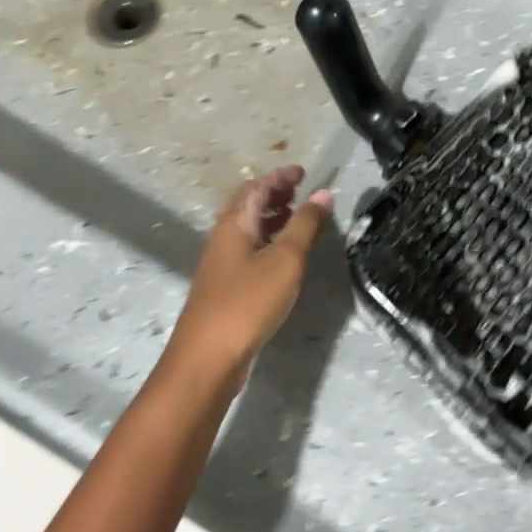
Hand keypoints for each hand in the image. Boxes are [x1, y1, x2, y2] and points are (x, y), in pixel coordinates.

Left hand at [169, 166, 333, 370]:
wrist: (207, 359)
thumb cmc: (248, 302)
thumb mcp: (286, 260)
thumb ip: (305, 224)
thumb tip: (324, 193)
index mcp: (235, 224)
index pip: (257, 187)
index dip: (280, 177)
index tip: (304, 173)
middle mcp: (223, 238)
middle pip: (248, 205)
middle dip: (275, 194)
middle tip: (302, 193)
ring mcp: (221, 264)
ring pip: (248, 228)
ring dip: (272, 218)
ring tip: (299, 220)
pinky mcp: (225, 287)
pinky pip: (248, 249)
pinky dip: (268, 241)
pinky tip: (284, 258)